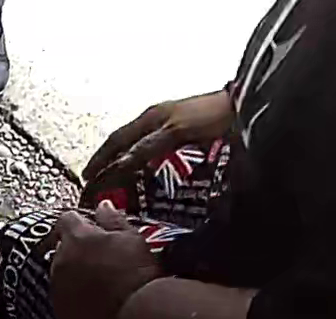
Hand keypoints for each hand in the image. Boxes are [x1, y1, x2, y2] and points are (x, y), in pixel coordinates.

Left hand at [48, 204, 162, 318]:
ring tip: (97, 279)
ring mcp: (57, 286)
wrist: (134, 311)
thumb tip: (102, 205)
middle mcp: (60, 261)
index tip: (89, 227)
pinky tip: (91, 297)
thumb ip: (112, 219)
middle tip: (99, 257)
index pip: (66, 220)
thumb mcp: (130, 236)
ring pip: (60, 272)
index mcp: (76, 238)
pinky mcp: (59, 308)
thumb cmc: (137, 269)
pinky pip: (61, 295)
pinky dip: (71, 293)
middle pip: (62, 248)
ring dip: (72, 272)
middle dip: (76, 248)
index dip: (78, 222)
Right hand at [80, 90, 234, 205]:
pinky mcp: (184, 140)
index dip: (99, 163)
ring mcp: (170, 130)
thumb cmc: (211, 117)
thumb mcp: (172, 133)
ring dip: (123, 171)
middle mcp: (156, 123)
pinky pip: (154, 158)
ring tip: (114, 190)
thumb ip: (144, 150)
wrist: (248, 109)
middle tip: (96, 190)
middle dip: (107, 168)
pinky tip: (142, 183)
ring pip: (137, 154)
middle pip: (123, 148)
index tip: (87, 183)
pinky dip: (142, 171)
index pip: (115, 144)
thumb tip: (117, 168)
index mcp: (150, 119)